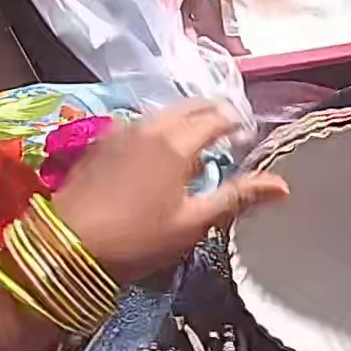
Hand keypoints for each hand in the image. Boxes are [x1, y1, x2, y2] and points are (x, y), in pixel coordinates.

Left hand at [52, 101, 288, 281]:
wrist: (68, 244)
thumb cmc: (137, 238)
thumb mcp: (193, 223)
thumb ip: (237, 198)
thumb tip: (282, 185)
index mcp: (177, 142)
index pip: (217, 117)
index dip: (237, 120)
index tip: (247, 131)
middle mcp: (150, 126)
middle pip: (189, 106)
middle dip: (212, 111)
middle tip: (227, 126)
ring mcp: (121, 131)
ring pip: (163, 113)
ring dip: (185, 117)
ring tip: (196, 137)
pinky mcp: (101, 142)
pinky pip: (140, 123)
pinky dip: (158, 126)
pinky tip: (158, 147)